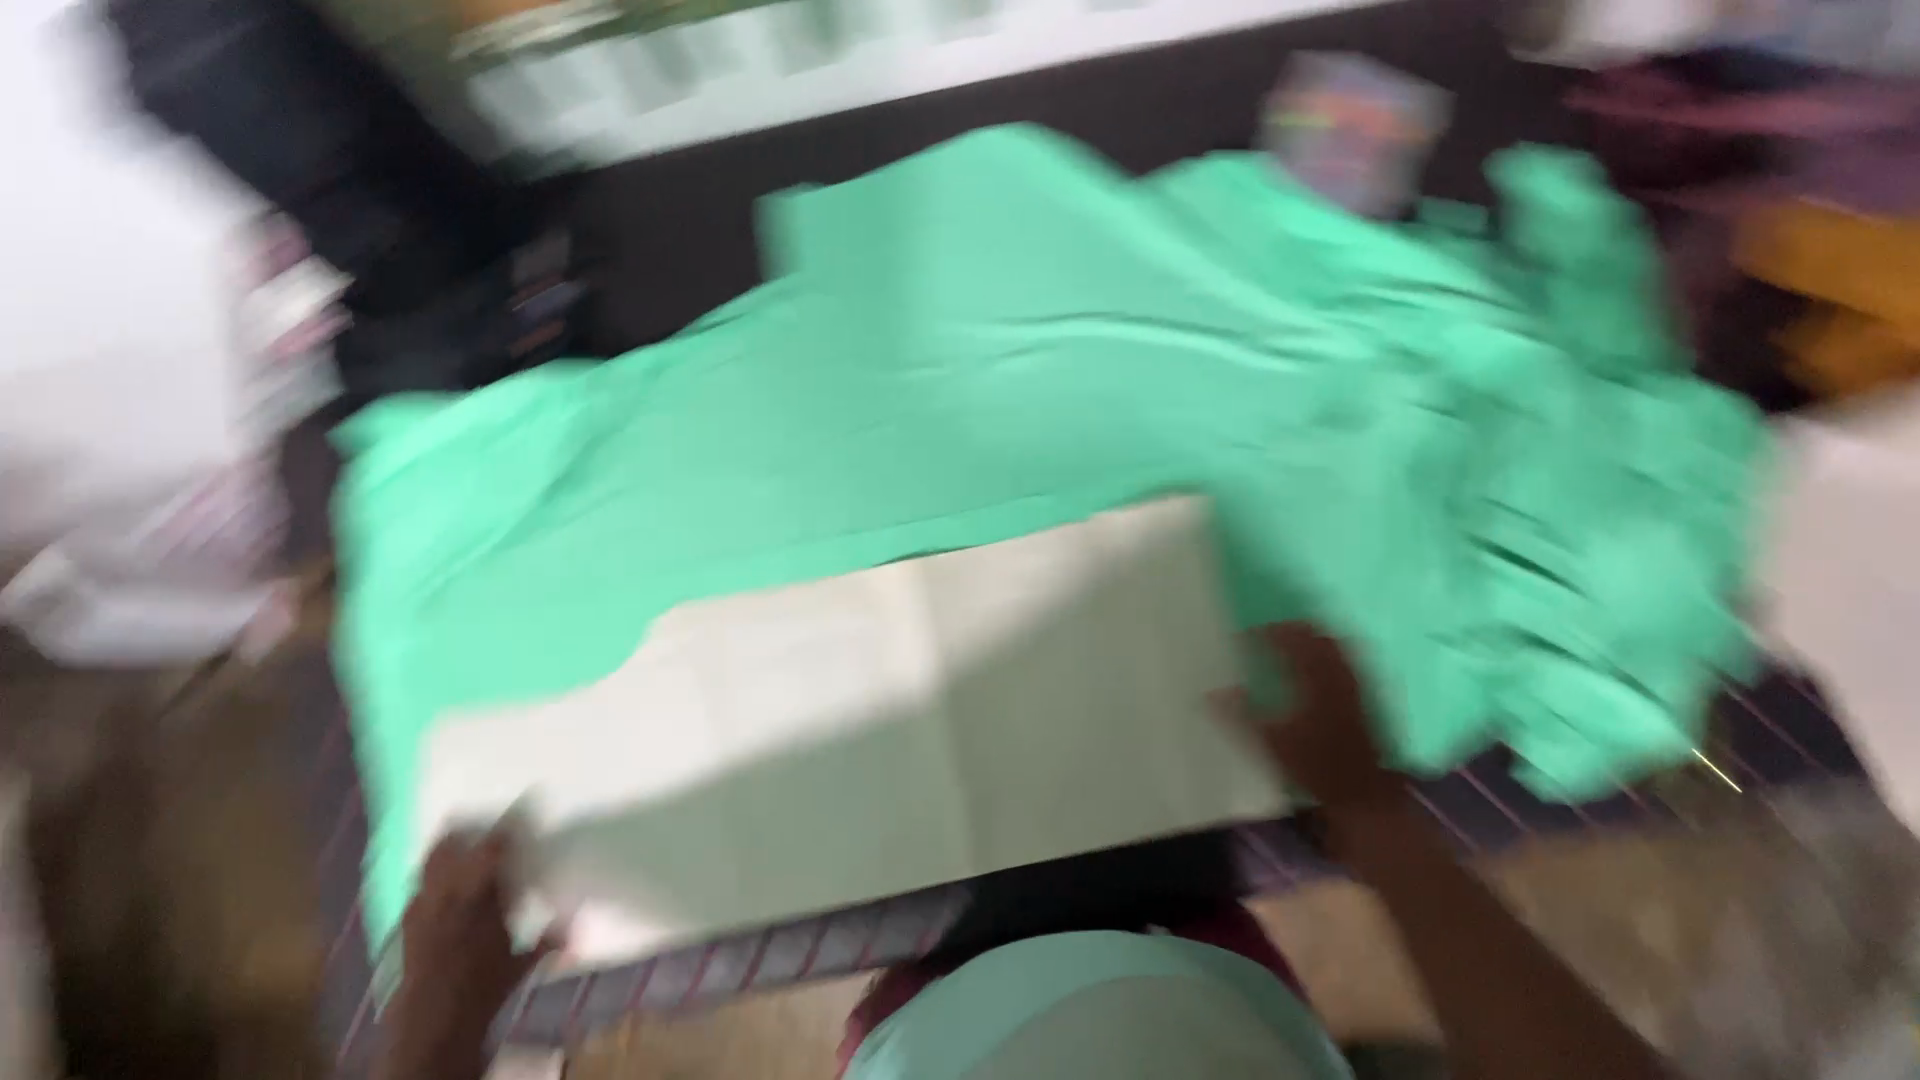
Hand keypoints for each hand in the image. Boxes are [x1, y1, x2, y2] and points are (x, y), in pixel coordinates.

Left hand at [392, 828, 560, 1045]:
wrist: (432, 1020)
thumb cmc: (483, 986)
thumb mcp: (521, 962)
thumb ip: (549, 939)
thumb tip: (579, 930)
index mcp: (481, 890)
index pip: (496, 842)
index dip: (511, 821)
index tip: (525, 805)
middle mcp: (449, 890)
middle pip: (453, 840)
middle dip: (471, 826)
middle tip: (491, 822)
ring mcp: (422, 904)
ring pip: (431, 858)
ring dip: (449, 847)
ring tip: (465, 842)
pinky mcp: (406, 921)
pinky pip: (418, 885)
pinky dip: (432, 878)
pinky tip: (443, 886)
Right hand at [1210, 622, 1403, 813]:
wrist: (1364, 794)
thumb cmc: (1314, 769)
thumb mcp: (1270, 744)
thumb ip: (1240, 716)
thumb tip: (1212, 693)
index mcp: (1314, 681)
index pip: (1290, 641)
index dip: (1266, 633)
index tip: (1245, 636)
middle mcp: (1339, 675)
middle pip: (1317, 634)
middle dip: (1291, 628)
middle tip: (1268, 632)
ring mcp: (1357, 684)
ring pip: (1336, 643)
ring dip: (1312, 636)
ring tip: (1291, 640)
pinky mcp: (1367, 696)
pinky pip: (1348, 659)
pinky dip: (1330, 651)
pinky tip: (1318, 663)